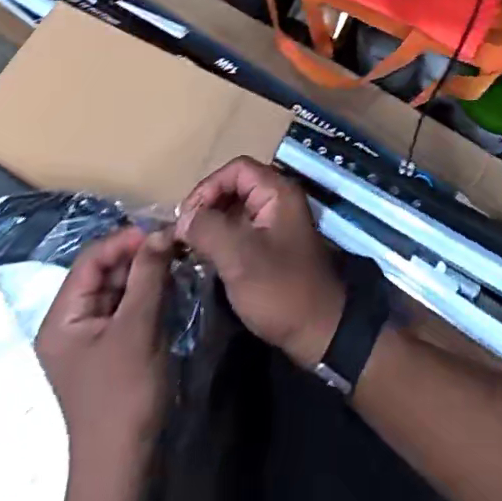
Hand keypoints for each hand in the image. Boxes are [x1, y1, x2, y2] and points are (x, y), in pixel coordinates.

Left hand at [36, 225, 172, 500]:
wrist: (123, 461)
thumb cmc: (123, 393)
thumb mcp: (137, 328)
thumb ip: (148, 277)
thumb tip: (162, 233)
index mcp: (62, 318)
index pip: (91, 260)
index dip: (125, 241)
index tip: (163, 231)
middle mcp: (71, 323)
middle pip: (104, 273)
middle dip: (138, 255)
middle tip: (176, 243)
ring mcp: (91, 338)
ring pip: (118, 290)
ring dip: (145, 274)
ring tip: (178, 259)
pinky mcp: (111, 350)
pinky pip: (127, 309)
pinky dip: (148, 295)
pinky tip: (172, 285)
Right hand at [177, 157, 344, 368]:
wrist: (319, 331)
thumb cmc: (280, 289)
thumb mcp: (239, 257)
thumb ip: (207, 229)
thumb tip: (183, 218)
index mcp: (279, 193)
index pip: (237, 169)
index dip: (208, 186)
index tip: (187, 217)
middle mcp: (280, 201)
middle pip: (236, 186)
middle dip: (207, 205)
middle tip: (183, 233)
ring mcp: (278, 225)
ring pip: (237, 210)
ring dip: (212, 223)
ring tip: (188, 246)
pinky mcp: (273, 247)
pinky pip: (242, 230)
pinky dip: (222, 238)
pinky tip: (205, 258)